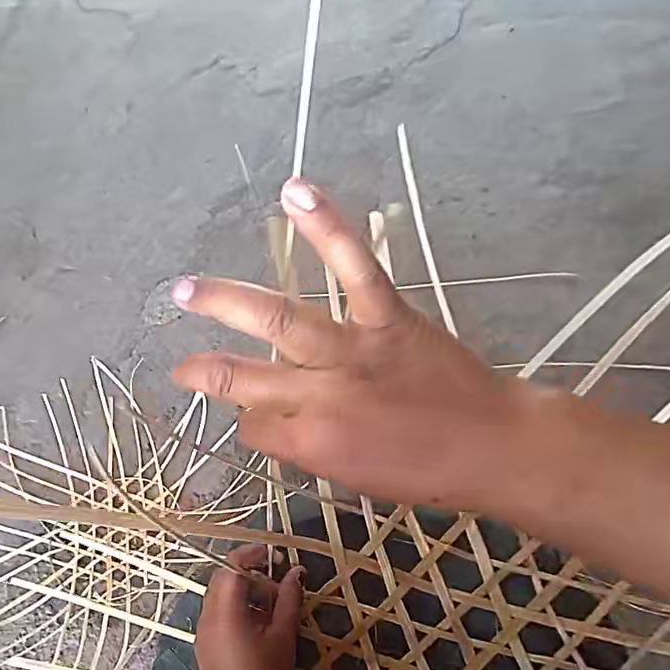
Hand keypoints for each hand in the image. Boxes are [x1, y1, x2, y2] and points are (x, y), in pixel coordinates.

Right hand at [169, 177, 541, 511]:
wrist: (491, 446)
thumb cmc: (425, 475)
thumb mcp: (354, 478)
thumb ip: (307, 450)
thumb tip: (273, 427)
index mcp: (312, 443)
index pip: (255, 429)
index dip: (250, 426)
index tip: (257, 421)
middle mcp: (321, 395)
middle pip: (245, 378)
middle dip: (205, 371)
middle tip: (177, 365)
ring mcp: (354, 351)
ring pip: (278, 321)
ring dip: (225, 301)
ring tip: (185, 288)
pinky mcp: (389, 316)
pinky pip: (353, 267)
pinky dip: (326, 225)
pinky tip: (293, 191)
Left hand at [195, 544, 304, 669]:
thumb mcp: (284, 638)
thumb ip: (289, 600)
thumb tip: (296, 572)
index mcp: (225, 611)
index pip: (232, 565)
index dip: (254, 554)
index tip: (276, 557)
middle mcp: (208, 615)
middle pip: (224, 577)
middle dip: (252, 574)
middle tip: (279, 586)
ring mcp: (204, 629)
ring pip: (222, 595)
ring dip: (247, 591)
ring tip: (274, 609)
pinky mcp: (206, 642)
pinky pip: (219, 612)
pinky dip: (239, 608)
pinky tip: (260, 626)